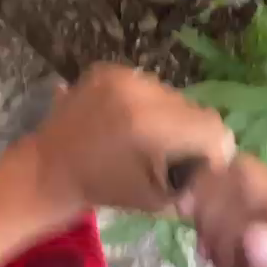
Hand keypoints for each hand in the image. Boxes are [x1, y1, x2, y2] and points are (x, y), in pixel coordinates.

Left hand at [22, 65, 235, 223]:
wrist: (48, 170)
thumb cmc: (103, 190)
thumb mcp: (158, 197)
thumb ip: (194, 179)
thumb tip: (218, 165)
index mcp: (150, 124)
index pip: (212, 126)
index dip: (213, 150)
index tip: (201, 164)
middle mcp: (137, 91)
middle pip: (192, 108)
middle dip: (189, 131)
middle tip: (171, 153)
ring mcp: (117, 75)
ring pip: (169, 94)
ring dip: (167, 115)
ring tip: (145, 137)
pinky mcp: (103, 69)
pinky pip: (144, 84)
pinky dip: (144, 102)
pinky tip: (127, 122)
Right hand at [176, 157, 266, 266]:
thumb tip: (256, 234)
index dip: (237, 223)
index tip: (210, 256)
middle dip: (228, 219)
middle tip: (210, 260)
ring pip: (259, 185)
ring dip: (224, 218)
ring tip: (218, 262)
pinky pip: (256, 192)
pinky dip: (228, 215)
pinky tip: (225, 252)